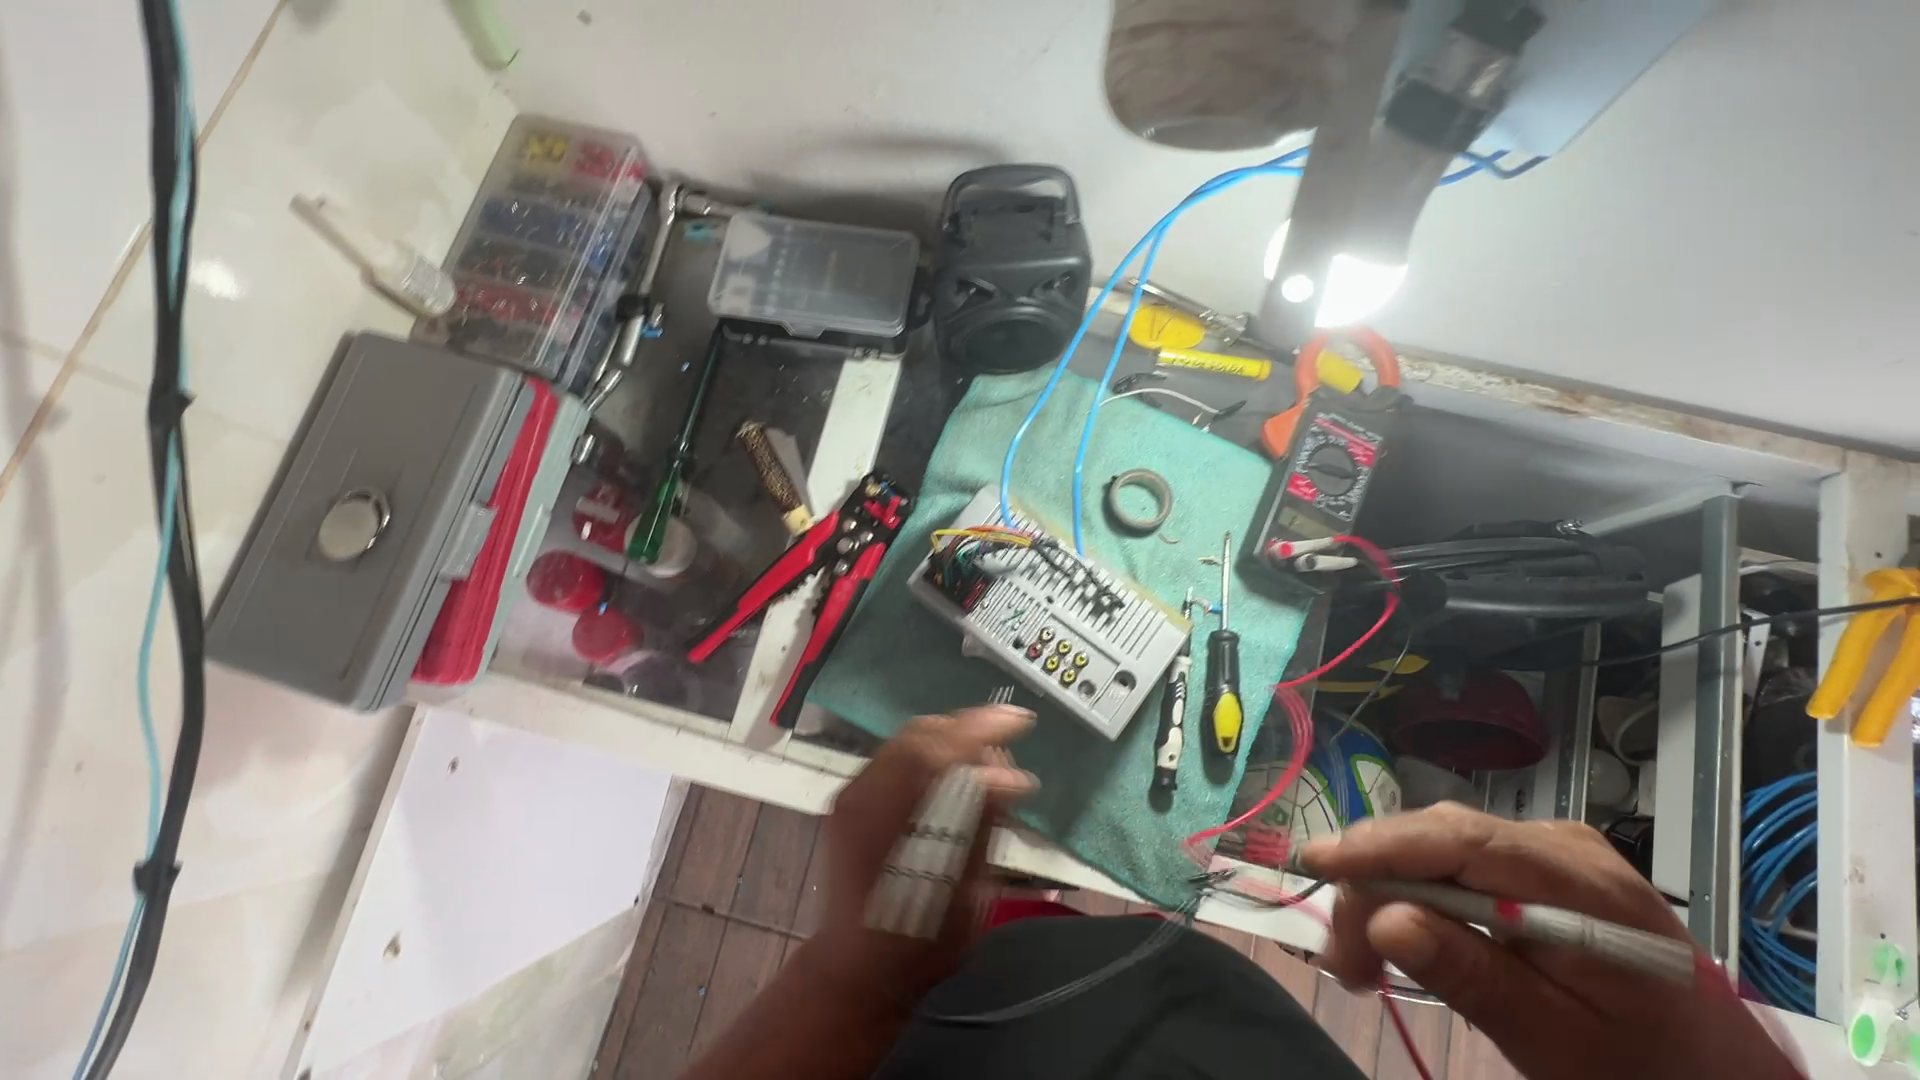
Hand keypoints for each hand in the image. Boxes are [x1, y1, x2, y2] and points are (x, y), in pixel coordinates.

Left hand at [798, 705, 1037, 1011]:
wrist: (858, 971)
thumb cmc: (920, 941)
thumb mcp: (965, 892)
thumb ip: (981, 825)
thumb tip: (1010, 775)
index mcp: (891, 820)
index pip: (936, 748)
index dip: (979, 728)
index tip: (1019, 723)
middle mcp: (862, 796)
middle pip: (918, 735)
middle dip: (967, 728)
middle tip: (1008, 734)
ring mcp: (851, 797)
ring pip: (904, 743)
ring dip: (949, 739)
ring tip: (986, 752)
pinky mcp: (849, 803)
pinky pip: (894, 760)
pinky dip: (929, 754)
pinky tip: (953, 769)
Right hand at [1301, 803, 1800, 1079]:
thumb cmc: (1644, 1072)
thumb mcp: (1559, 1043)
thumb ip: (1474, 978)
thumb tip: (1383, 920)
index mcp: (1580, 885)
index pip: (1459, 841)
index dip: (1379, 845)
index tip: (1314, 864)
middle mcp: (1559, 845)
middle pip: (1436, 840)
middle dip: (1373, 886)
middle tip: (1343, 962)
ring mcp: (1550, 851)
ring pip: (1437, 848)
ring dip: (1388, 894)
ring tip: (1362, 959)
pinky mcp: (1539, 867)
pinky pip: (1457, 864)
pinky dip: (1416, 895)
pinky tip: (1402, 932)